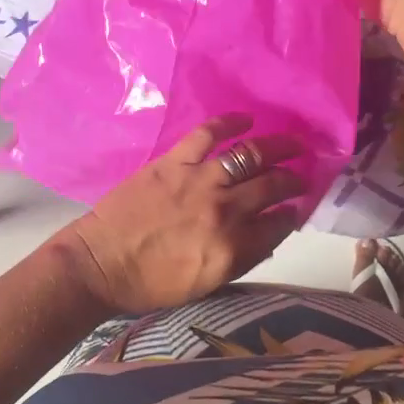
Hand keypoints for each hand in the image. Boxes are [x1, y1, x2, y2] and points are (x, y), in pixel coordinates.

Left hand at [52, 115, 306, 313]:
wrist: (102, 264)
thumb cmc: (152, 283)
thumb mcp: (206, 283)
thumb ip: (242, 257)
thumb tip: (268, 233)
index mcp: (233, 246)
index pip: (280, 224)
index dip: (293, 214)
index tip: (296, 209)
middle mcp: (224, 210)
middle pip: (273, 186)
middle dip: (294, 180)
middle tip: (301, 176)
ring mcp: (199, 180)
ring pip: (250, 155)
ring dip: (277, 148)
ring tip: (292, 145)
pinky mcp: (174, 161)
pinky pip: (209, 133)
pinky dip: (231, 122)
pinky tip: (247, 119)